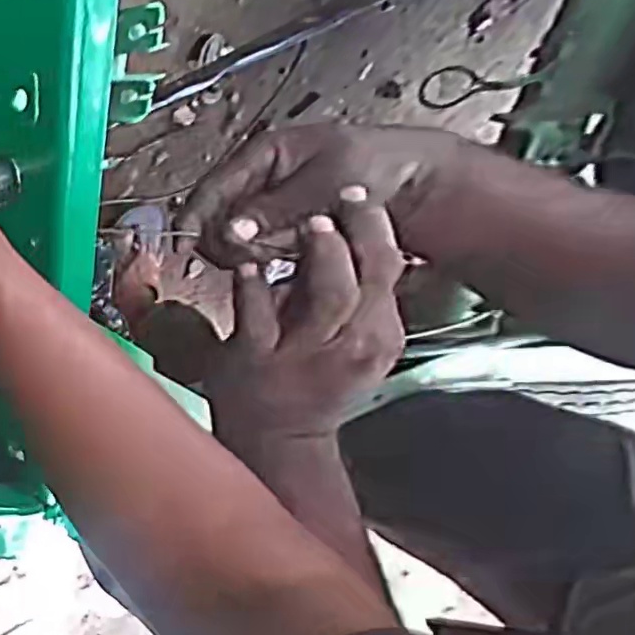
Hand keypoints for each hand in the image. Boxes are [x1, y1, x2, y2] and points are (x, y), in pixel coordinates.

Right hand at [179, 124, 461, 267]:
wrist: (422, 182)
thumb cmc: (380, 167)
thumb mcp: (325, 185)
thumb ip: (274, 209)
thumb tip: (228, 231)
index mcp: (261, 154)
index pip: (209, 190)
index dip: (193, 219)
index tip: (182, 247)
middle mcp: (253, 179)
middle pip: (213, 217)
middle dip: (230, 239)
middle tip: (260, 252)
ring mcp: (260, 202)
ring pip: (228, 236)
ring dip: (250, 248)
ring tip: (285, 248)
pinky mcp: (271, 222)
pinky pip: (249, 244)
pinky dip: (263, 252)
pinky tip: (288, 251)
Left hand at [204, 188, 406, 441]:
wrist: (277, 436)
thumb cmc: (311, 384)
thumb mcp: (346, 346)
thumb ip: (346, 305)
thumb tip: (334, 251)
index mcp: (377, 336)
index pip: (389, 273)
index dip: (376, 232)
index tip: (362, 201)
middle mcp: (351, 344)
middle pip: (369, 276)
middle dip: (359, 232)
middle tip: (343, 198)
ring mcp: (304, 353)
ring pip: (327, 294)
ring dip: (319, 254)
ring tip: (307, 223)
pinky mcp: (257, 359)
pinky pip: (257, 316)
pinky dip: (252, 287)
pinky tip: (245, 267)